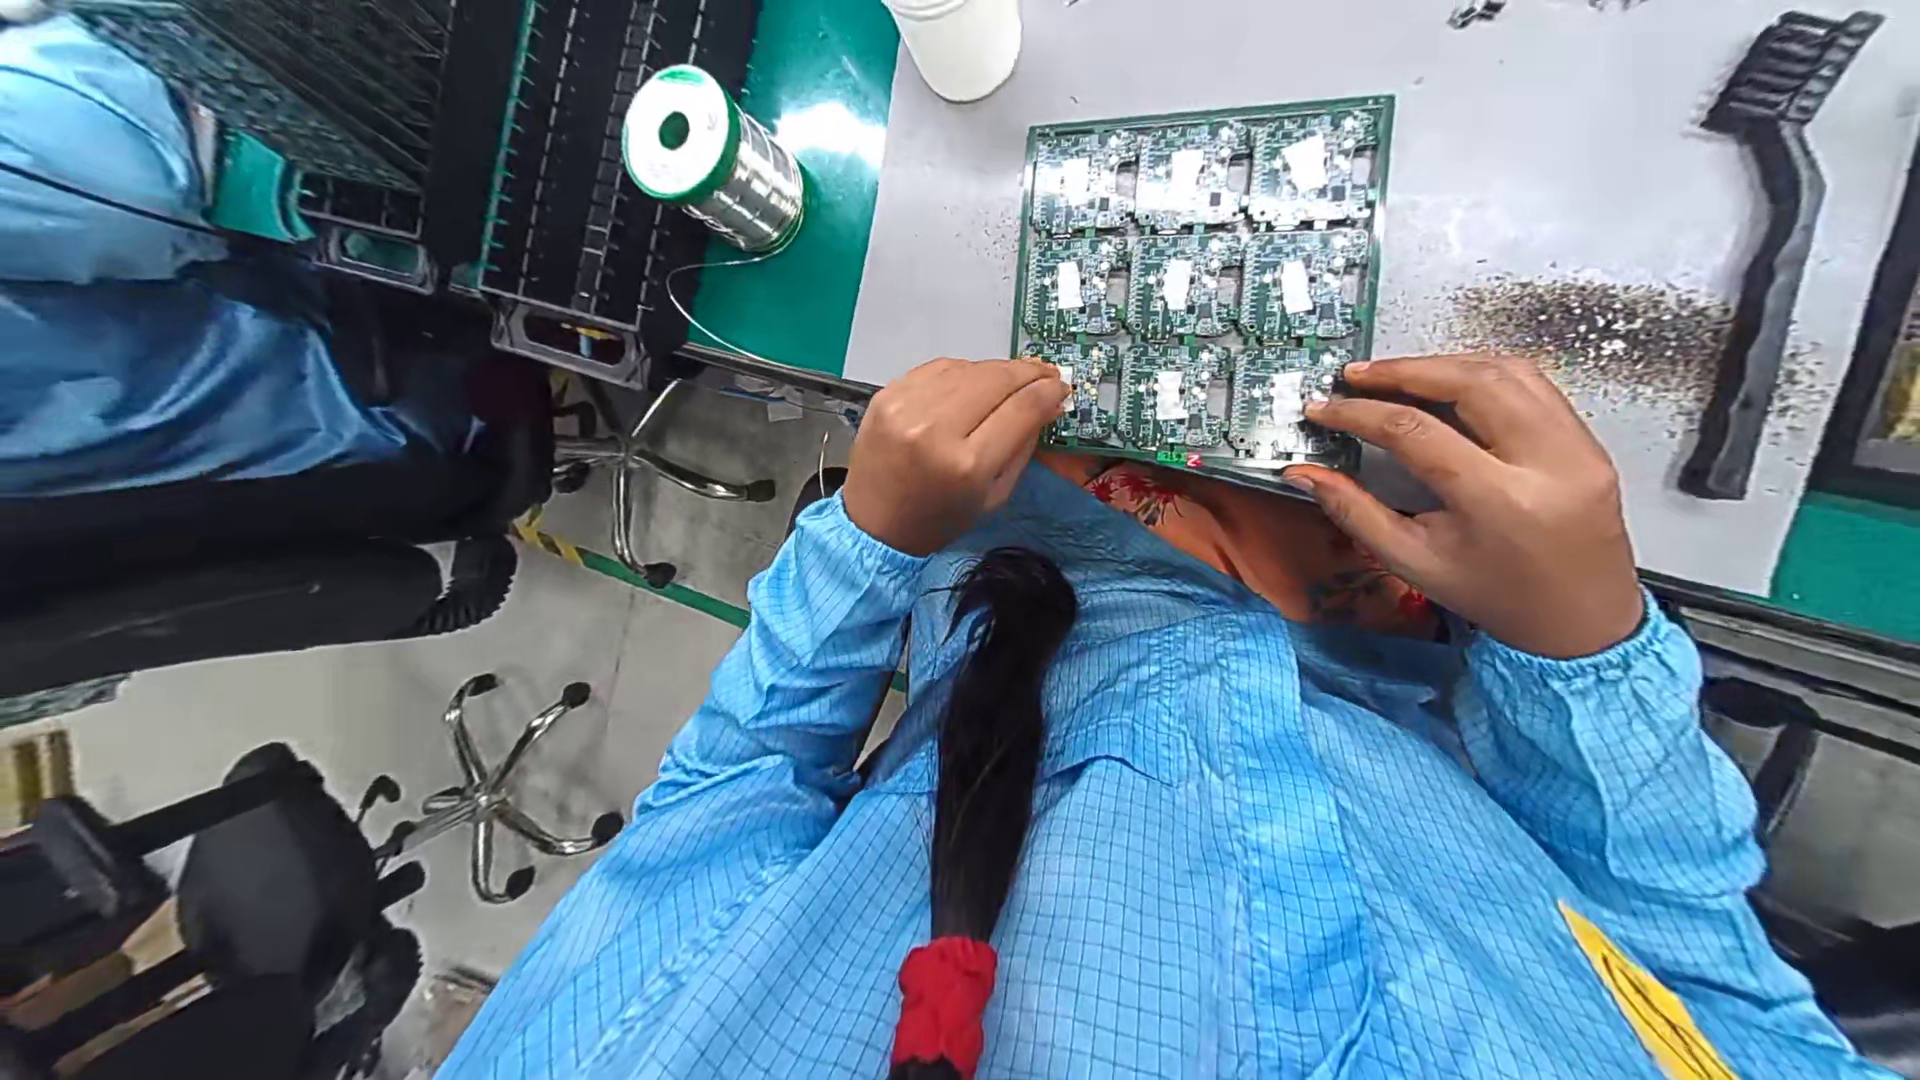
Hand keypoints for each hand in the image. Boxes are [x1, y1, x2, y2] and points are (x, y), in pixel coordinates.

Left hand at [843, 357, 1068, 555]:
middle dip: (1028, 372)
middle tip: (1045, 372)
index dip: (1048, 391)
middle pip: (996, 379)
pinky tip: (972, 383)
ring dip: (997, 370)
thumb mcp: (994, 497)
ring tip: (1011, 379)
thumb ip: (1023, 447)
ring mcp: (907, 407)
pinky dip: (962, 371)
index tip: (1060, 386)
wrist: (873, 524)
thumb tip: (1048, 402)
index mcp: (967, 465)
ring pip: (969, 367)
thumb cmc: (939, 519)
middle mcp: (936, 429)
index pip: (1021, 409)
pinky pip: (938, 368)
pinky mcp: (887, 395)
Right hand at [1282, 355, 1641, 658]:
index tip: (1324, 409)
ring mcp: (1579, 447)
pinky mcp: (1588, 441)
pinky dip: (1479, 373)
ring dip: (1443, 364)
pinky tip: (1442, 382)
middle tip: (1355, 375)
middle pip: (1473, 383)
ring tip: (1393, 373)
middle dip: (1405, 370)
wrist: (1579, 618)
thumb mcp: (1408, 560)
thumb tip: (1303, 474)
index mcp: (1498, 501)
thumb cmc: (1490, 595)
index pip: (1417, 432)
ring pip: (1510, 372)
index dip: (1360, 414)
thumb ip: (1352, 510)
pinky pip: (1534, 385)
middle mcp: (1550, 462)